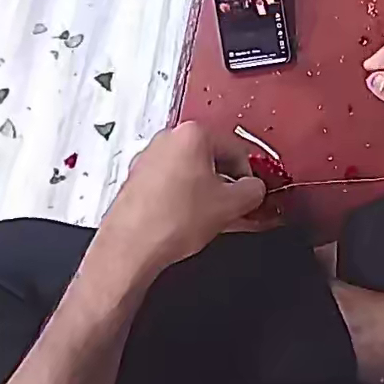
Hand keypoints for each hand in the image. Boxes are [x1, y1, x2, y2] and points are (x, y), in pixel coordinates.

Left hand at [93, 122, 267, 278]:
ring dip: (206, 192)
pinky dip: (185, 198)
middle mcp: (168, 139)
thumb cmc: (170, 220)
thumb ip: (254, 191)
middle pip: (212, 159)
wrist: (129, 248)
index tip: (249, 193)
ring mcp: (149, 158)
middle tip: (234, 207)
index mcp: (193, 134)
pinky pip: (172, 183)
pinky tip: (191, 221)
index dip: (248, 176)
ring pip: (191, 172)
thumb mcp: (231, 205)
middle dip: (226, 184)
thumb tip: (254, 190)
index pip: (236, 150)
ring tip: (213, 218)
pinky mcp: (137, 179)